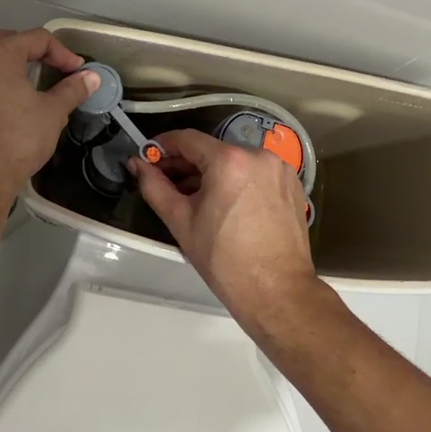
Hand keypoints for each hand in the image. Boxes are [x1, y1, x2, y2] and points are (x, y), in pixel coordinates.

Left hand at [0, 29, 100, 191]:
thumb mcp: (52, 113)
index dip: (62, 52)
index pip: (36, 39)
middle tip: (44, 62)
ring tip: (21, 78)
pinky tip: (2, 101)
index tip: (77, 71)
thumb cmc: (16, 139)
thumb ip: (72, 90)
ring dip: (1, 61)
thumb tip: (90, 78)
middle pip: (0, 38)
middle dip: (24, 46)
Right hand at [129, 129, 317, 320]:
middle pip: (213, 150)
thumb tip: (137, 164)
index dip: (163, 146)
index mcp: (230, 160)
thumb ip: (155, 187)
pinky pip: (256, 174)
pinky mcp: (293, 185)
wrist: (277, 292)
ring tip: (194, 199)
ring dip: (212, 174)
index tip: (148, 157)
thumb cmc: (224, 260)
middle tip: (166, 182)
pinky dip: (238, 182)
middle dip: (187, 164)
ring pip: (236, 162)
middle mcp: (259, 155)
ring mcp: (280, 169)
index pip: (188, 139)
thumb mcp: (181, 221)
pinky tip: (226, 206)